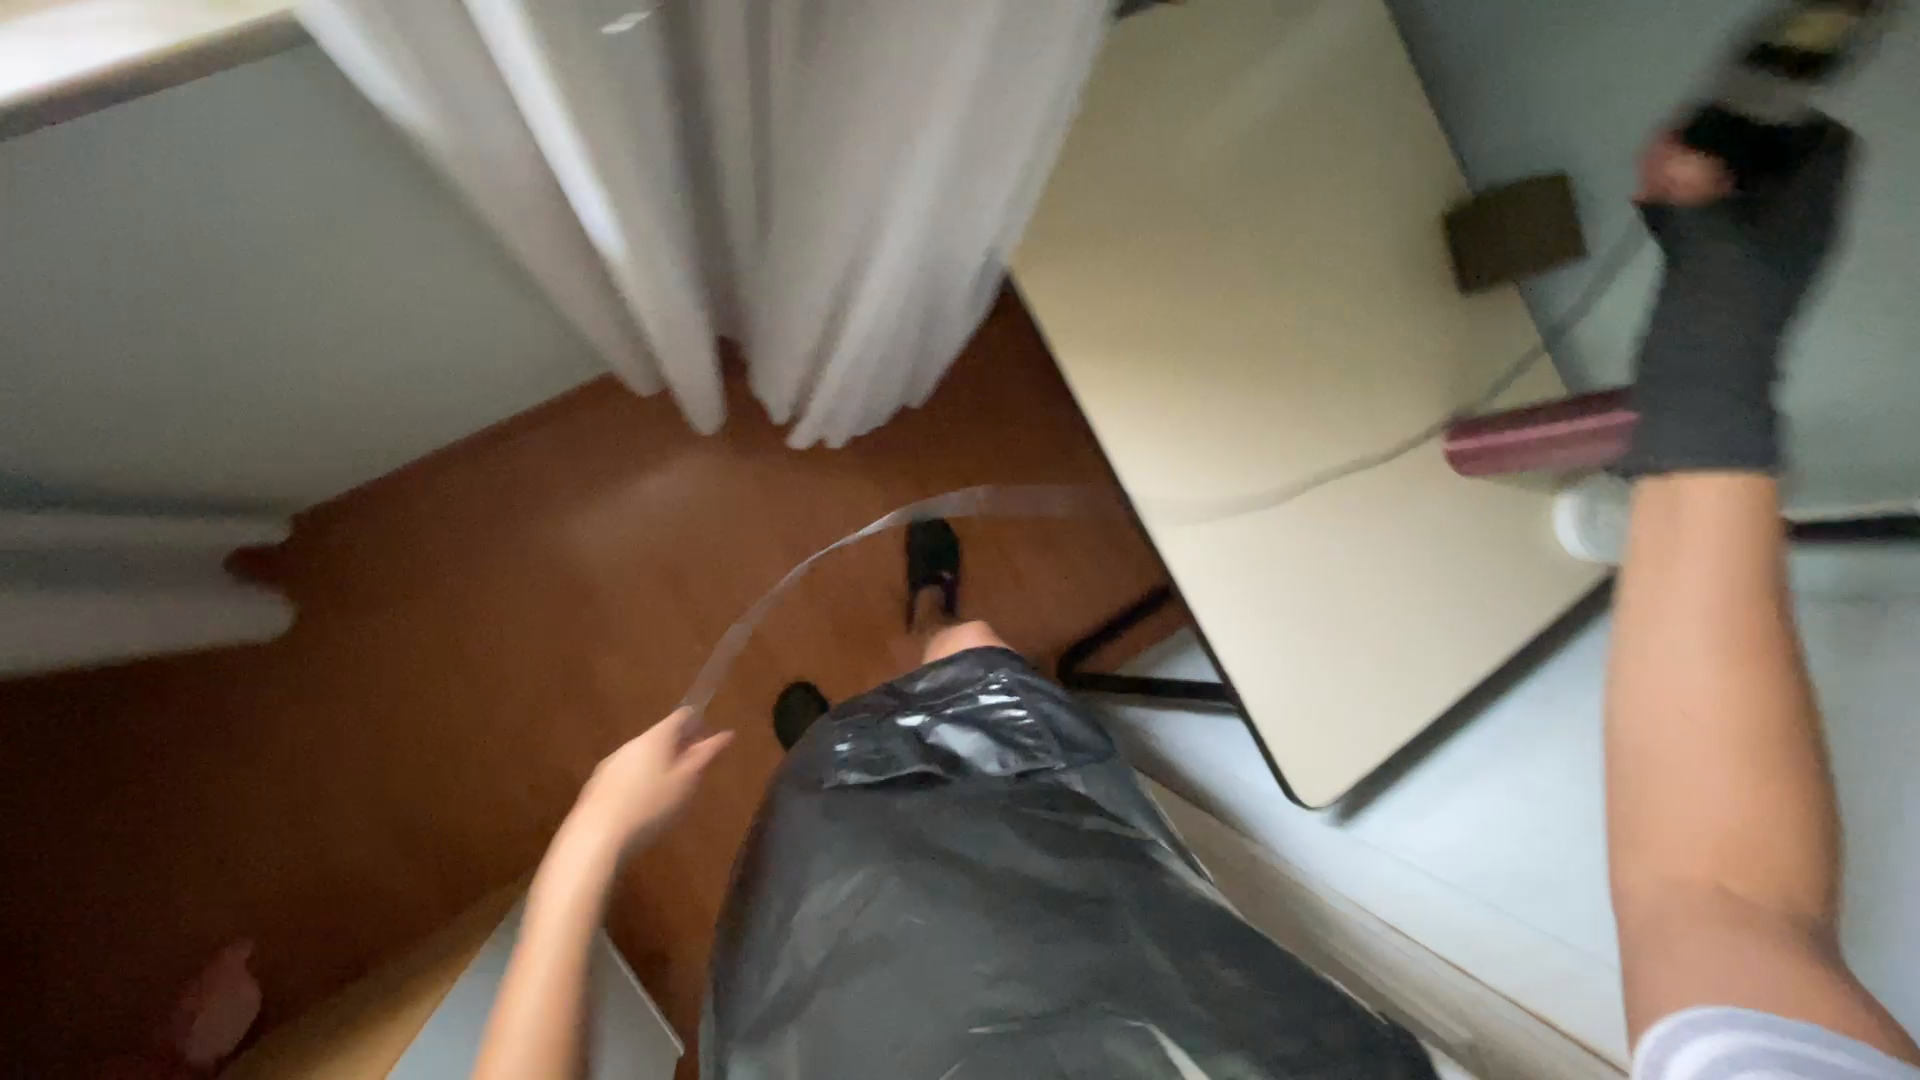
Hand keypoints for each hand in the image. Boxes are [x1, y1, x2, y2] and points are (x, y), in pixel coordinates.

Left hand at [570, 707, 731, 851]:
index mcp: (656, 738)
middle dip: (680, 745)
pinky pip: (628, 772)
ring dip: (661, 762)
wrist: (597, 838)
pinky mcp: (599, 785)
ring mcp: (612, 764)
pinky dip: (641, 778)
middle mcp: (632, 744)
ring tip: (673, 786)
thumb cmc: (651, 806)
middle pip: (661, 735)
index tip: (708, 736)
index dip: (697, 721)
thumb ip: (706, 754)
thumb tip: (727, 733)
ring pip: (644, 755)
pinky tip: (646, 802)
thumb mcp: (687, 781)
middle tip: (695, 765)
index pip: (681, 716)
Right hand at [1620, 118, 1856, 476]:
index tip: (1733, 115)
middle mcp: (1791, 230)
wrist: (1698, 390)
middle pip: (1777, 169)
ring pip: (1737, 199)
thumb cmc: (1714, 319)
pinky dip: (1683, 212)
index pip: (1822, 146)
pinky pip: (1708, 229)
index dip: (1786, 122)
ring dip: (1702, 179)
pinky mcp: (1716, 279)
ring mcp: (1752, 258)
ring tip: (1659, 166)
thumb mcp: (1706, 249)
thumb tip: (1668, 147)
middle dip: (1733, 149)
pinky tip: (1650, 206)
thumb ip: (1690, 196)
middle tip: (1685, 140)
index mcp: (1809, 216)